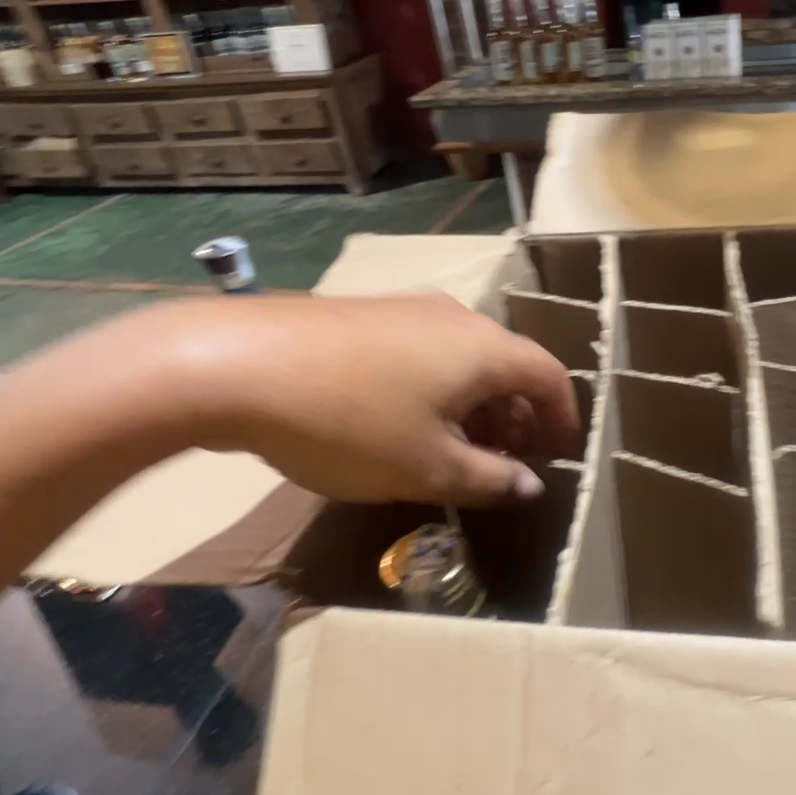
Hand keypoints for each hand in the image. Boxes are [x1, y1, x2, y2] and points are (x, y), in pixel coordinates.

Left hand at [34, 294, 580, 506]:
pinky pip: (425, 353)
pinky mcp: (365, 315)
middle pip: (507, 365)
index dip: (562, 418)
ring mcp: (406, 310)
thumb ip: (489, 479)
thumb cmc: (349, 421)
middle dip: (516, 417)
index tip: (557, 456)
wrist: (234, 365)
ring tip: (455, 450)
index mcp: (484, 349)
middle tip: (505, 463)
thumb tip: (529, 484)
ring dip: (475, 406)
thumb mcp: (428, 468)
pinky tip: (402, 424)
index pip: (549, 376)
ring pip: (463, 359)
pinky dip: (437, 390)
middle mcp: (455, 318)